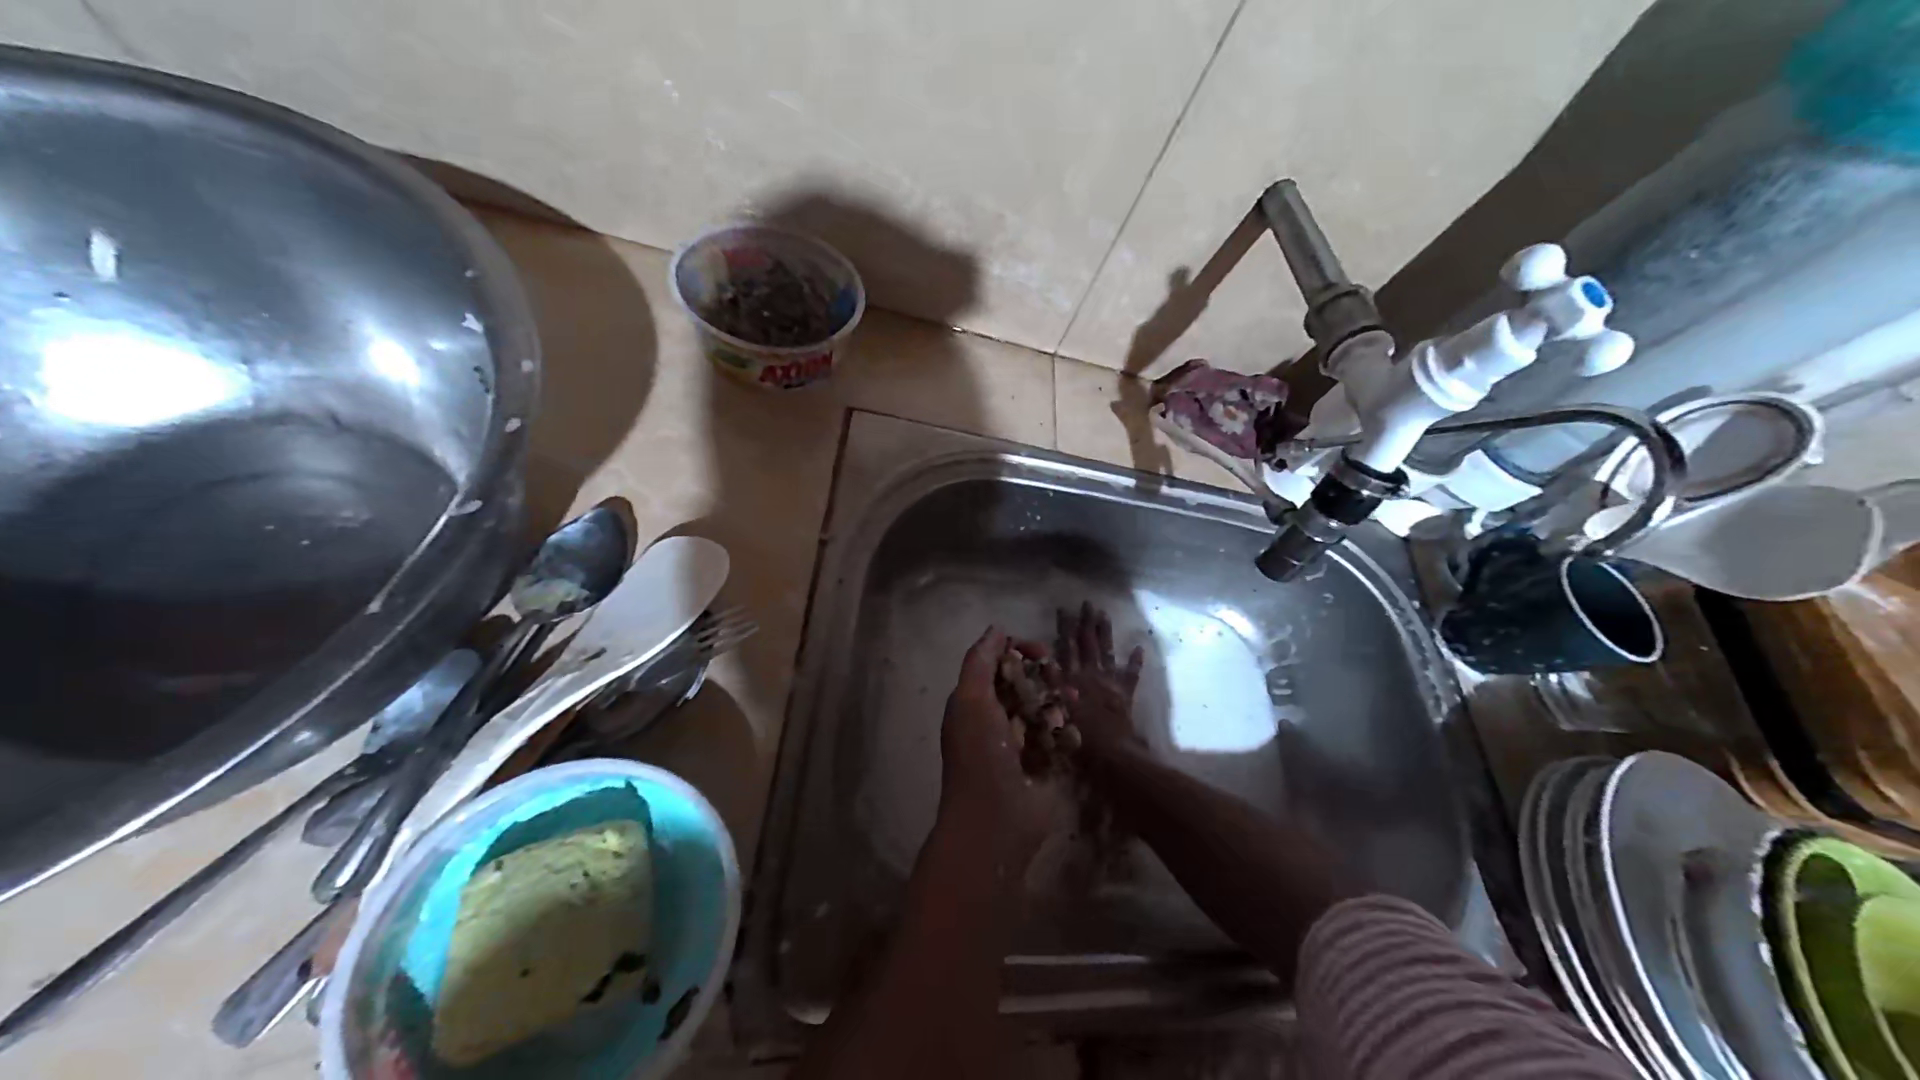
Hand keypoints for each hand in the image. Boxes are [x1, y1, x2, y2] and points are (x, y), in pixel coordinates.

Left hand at [938, 627, 1061, 871]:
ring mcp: (1018, 745)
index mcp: (973, 703)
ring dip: (1058, 702)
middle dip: (1043, 676)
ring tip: (1074, 702)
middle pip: (1022, 685)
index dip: (1017, 652)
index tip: (1041, 652)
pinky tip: (1074, 730)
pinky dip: (1065, 732)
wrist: (995, 820)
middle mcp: (993, 721)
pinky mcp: (1040, 766)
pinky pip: (1055, 739)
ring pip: (1042, 710)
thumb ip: (980, 661)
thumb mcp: (971, 699)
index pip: (997, 665)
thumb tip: (996, 629)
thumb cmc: (980, 755)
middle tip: (1061, 677)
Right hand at [1055, 602, 1145, 757]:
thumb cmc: (1077, 737)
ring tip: (1105, 614)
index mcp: (1072, 678)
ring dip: (1106, 633)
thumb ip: (1050, 686)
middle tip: (1087, 603)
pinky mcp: (1125, 694)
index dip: (1065, 628)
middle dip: (1087, 623)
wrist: (1111, 753)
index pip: (1067, 647)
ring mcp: (1110, 682)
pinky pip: (1131, 675)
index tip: (1064, 609)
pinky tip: (1139, 647)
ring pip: (1108, 652)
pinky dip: (1135, 661)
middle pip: (1088, 644)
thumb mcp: (1055, 710)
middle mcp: (1091, 675)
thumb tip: (1041, 662)